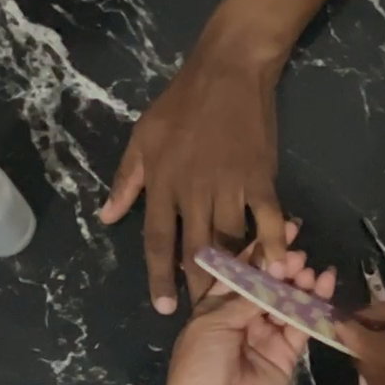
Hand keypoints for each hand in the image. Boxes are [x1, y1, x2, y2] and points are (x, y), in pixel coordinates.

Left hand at [99, 20, 287, 314]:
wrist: (228, 70)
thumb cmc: (180, 104)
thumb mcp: (142, 137)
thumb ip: (126, 180)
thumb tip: (107, 216)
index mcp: (162, 183)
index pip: (157, 240)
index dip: (159, 277)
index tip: (164, 307)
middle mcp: (193, 191)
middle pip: (195, 249)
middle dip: (200, 285)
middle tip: (206, 314)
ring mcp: (229, 185)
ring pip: (230, 240)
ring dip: (235, 272)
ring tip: (239, 299)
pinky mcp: (260, 178)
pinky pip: (267, 219)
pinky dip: (272, 244)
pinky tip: (277, 267)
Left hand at [159, 223, 334, 384]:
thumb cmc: (200, 364)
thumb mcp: (213, 323)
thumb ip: (246, 297)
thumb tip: (271, 273)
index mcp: (216, 306)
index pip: (240, 271)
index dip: (258, 251)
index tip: (278, 229)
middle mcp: (242, 317)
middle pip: (268, 283)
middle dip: (283, 264)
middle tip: (297, 251)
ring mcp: (266, 334)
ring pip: (288, 300)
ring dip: (299, 282)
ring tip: (309, 269)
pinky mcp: (287, 352)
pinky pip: (303, 323)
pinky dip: (315, 305)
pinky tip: (324, 284)